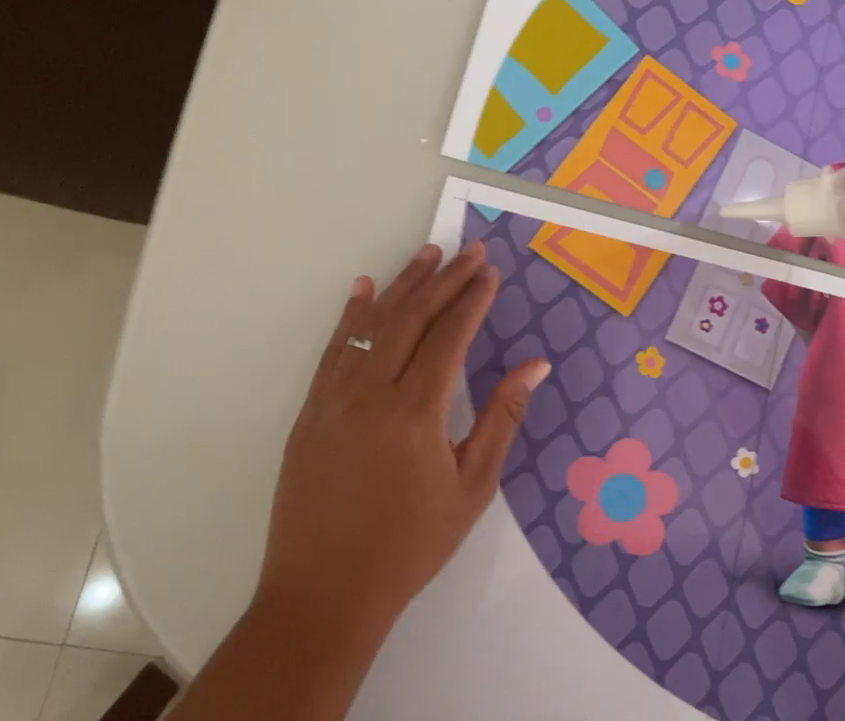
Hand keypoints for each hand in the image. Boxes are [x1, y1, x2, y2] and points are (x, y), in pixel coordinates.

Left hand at [254, 242, 550, 631]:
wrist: (323, 594)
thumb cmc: (409, 546)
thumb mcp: (471, 489)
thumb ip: (502, 419)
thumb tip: (535, 366)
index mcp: (416, 413)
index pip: (450, 336)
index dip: (473, 300)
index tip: (490, 272)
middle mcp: (371, 393)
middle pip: (412, 318)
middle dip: (445, 280)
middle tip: (470, 251)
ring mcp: (333, 399)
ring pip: (371, 324)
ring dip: (402, 285)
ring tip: (428, 253)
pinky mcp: (309, 412)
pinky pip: (333, 350)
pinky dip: (351, 315)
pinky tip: (362, 289)